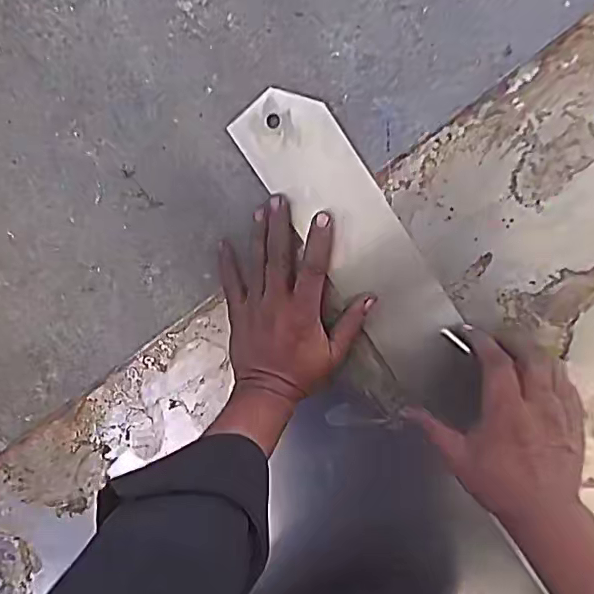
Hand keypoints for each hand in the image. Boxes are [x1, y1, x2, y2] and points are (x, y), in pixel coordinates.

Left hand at [205, 194, 372, 454]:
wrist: (265, 392)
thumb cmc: (300, 376)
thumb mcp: (333, 354)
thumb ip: (350, 325)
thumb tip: (369, 300)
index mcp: (303, 311)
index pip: (313, 269)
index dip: (319, 242)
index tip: (322, 219)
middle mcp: (277, 303)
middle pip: (279, 257)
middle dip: (280, 227)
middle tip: (280, 201)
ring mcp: (256, 306)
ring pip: (256, 264)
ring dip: (259, 236)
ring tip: (260, 211)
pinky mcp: (240, 313)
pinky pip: (232, 284)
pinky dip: (228, 264)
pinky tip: (224, 245)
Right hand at [404, 328, 586, 535]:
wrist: (544, 512)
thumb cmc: (500, 486)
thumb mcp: (459, 458)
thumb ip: (434, 430)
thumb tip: (410, 412)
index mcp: (505, 409)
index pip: (497, 362)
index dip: (483, 342)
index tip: (471, 334)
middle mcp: (536, 404)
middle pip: (530, 355)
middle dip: (512, 339)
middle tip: (496, 337)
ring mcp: (560, 412)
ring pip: (553, 366)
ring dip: (535, 352)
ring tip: (519, 350)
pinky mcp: (575, 422)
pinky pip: (569, 385)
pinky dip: (555, 372)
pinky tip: (547, 375)